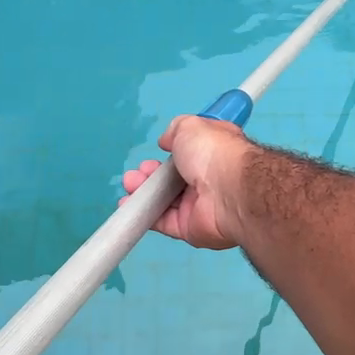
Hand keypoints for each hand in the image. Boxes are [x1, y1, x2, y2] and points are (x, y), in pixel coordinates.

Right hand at [121, 114, 254, 249]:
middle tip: (139, 171)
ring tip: (130, 183)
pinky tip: (128, 205)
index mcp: (215, 151)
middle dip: (153, 172)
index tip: (160, 147)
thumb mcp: (191, 127)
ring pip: (166, 199)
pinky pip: (163, 221)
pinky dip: (145, 213)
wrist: (227, 192)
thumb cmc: (212, 153)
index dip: (175, 149)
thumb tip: (166, 141)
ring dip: (145, 190)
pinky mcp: (190, 227)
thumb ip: (176, 130)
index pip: (194, 150)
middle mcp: (209, 177)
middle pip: (175, 177)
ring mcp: (200, 204)